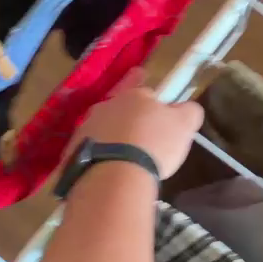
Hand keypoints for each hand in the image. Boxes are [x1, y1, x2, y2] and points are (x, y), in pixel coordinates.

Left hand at [69, 68, 202, 177]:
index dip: (147, 89)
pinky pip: (90, 148)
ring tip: (120, 151)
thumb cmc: (153, 145)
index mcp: (134, 96)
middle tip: (137, 128)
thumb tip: (188, 108)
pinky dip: (98, 153)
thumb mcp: (184, 126)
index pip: (142, 86)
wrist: (115, 175)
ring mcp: (87, 127)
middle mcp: (107, 106)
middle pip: (119, 106)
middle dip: (128, 114)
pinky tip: (105, 165)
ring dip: (111, 134)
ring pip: (102, 126)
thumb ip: (189, 112)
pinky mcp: (74, 151)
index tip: (148, 88)